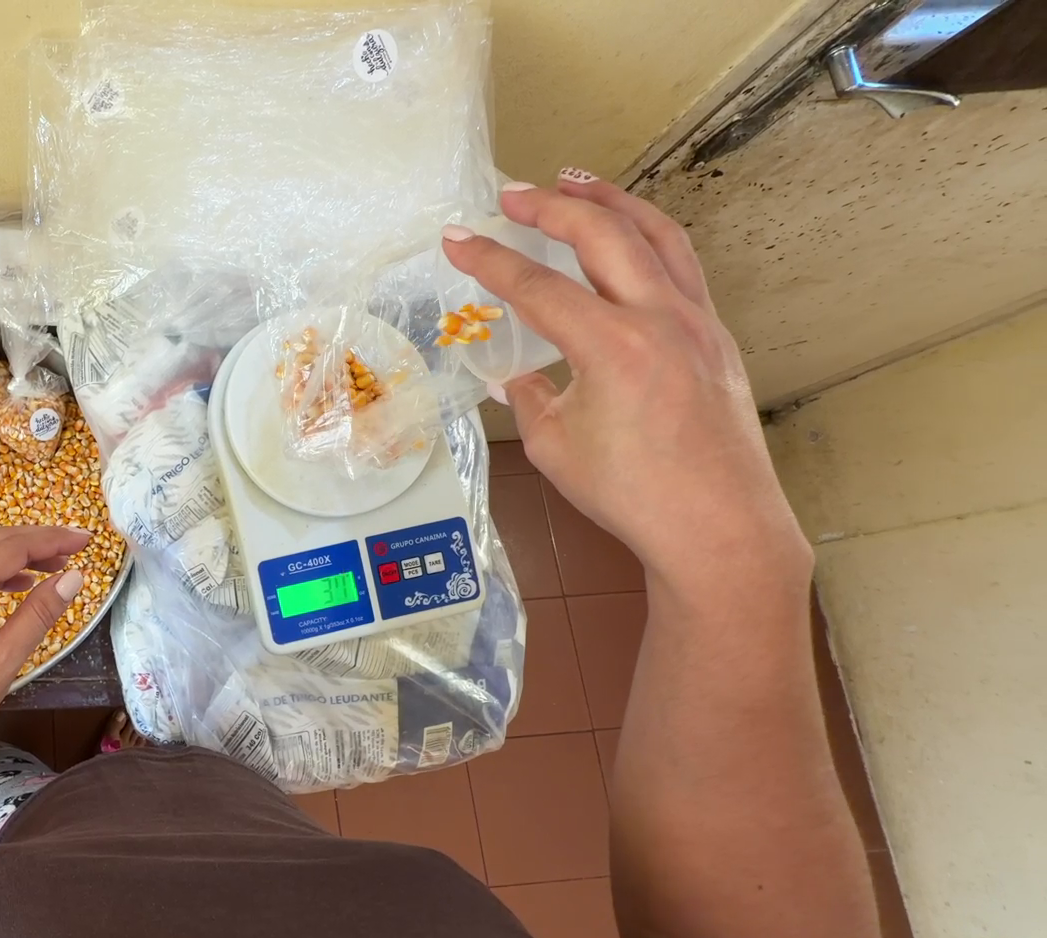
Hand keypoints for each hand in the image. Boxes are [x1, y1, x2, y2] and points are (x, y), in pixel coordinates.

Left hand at [0, 526, 90, 766]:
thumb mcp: (3, 658)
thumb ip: (39, 613)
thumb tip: (75, 577)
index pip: (15, 547)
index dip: (54, 540)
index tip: (87, 539)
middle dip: (40, 540)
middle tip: (79, 545)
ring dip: (22, 555)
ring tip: (58, 565)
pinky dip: (1, 573)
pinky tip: (22, 584)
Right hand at [441, 172, 811, 604]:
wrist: (716, 522)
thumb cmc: (628, 492)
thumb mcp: (554, 445)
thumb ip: (532, 397)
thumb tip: (522, 377)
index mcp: (611, 346)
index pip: (537, 288)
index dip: (489, 260)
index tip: (455, 238)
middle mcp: (659, 317)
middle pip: (602, 236)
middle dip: (551, 207)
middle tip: (512, 193)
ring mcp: (696, 320)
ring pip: (656, 234)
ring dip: (611, 202)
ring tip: (576, 181)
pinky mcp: (713, 333)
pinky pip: (679, 263)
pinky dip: (646, 235)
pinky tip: (626, 235)